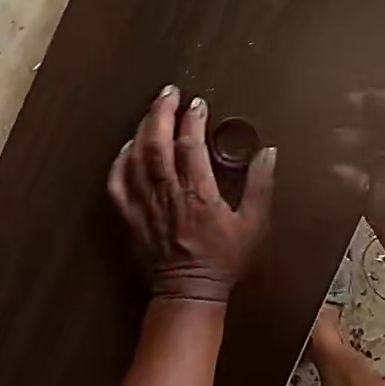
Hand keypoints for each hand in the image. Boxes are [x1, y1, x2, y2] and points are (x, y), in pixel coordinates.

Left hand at [107, 85, 274, 302]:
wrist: (189, 293)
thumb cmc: (224, 260)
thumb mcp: (254, 226)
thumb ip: (261, 186)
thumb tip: (267, 152)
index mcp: (199, 195)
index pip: (191, 146)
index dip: (193, 119)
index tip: (198, 103)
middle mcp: (168, 195)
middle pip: (158, 143)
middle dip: (162, 112)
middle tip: (169, 92)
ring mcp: (144, 205)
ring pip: (137, 158)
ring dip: (143, 128)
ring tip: (153, 109)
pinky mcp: (129, 216)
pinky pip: (117, 181)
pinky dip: (120, 159)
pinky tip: (128, 145)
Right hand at [334, 90, 384, 316]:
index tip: (364, 100)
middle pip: (379, 125)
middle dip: (357, 116)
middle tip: (337, 114)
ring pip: (359, 151)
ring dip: (343, 143)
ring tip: (331, 142)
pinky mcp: (376, 207)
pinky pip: (351, 183)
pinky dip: (338, 175)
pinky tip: (336, 173)